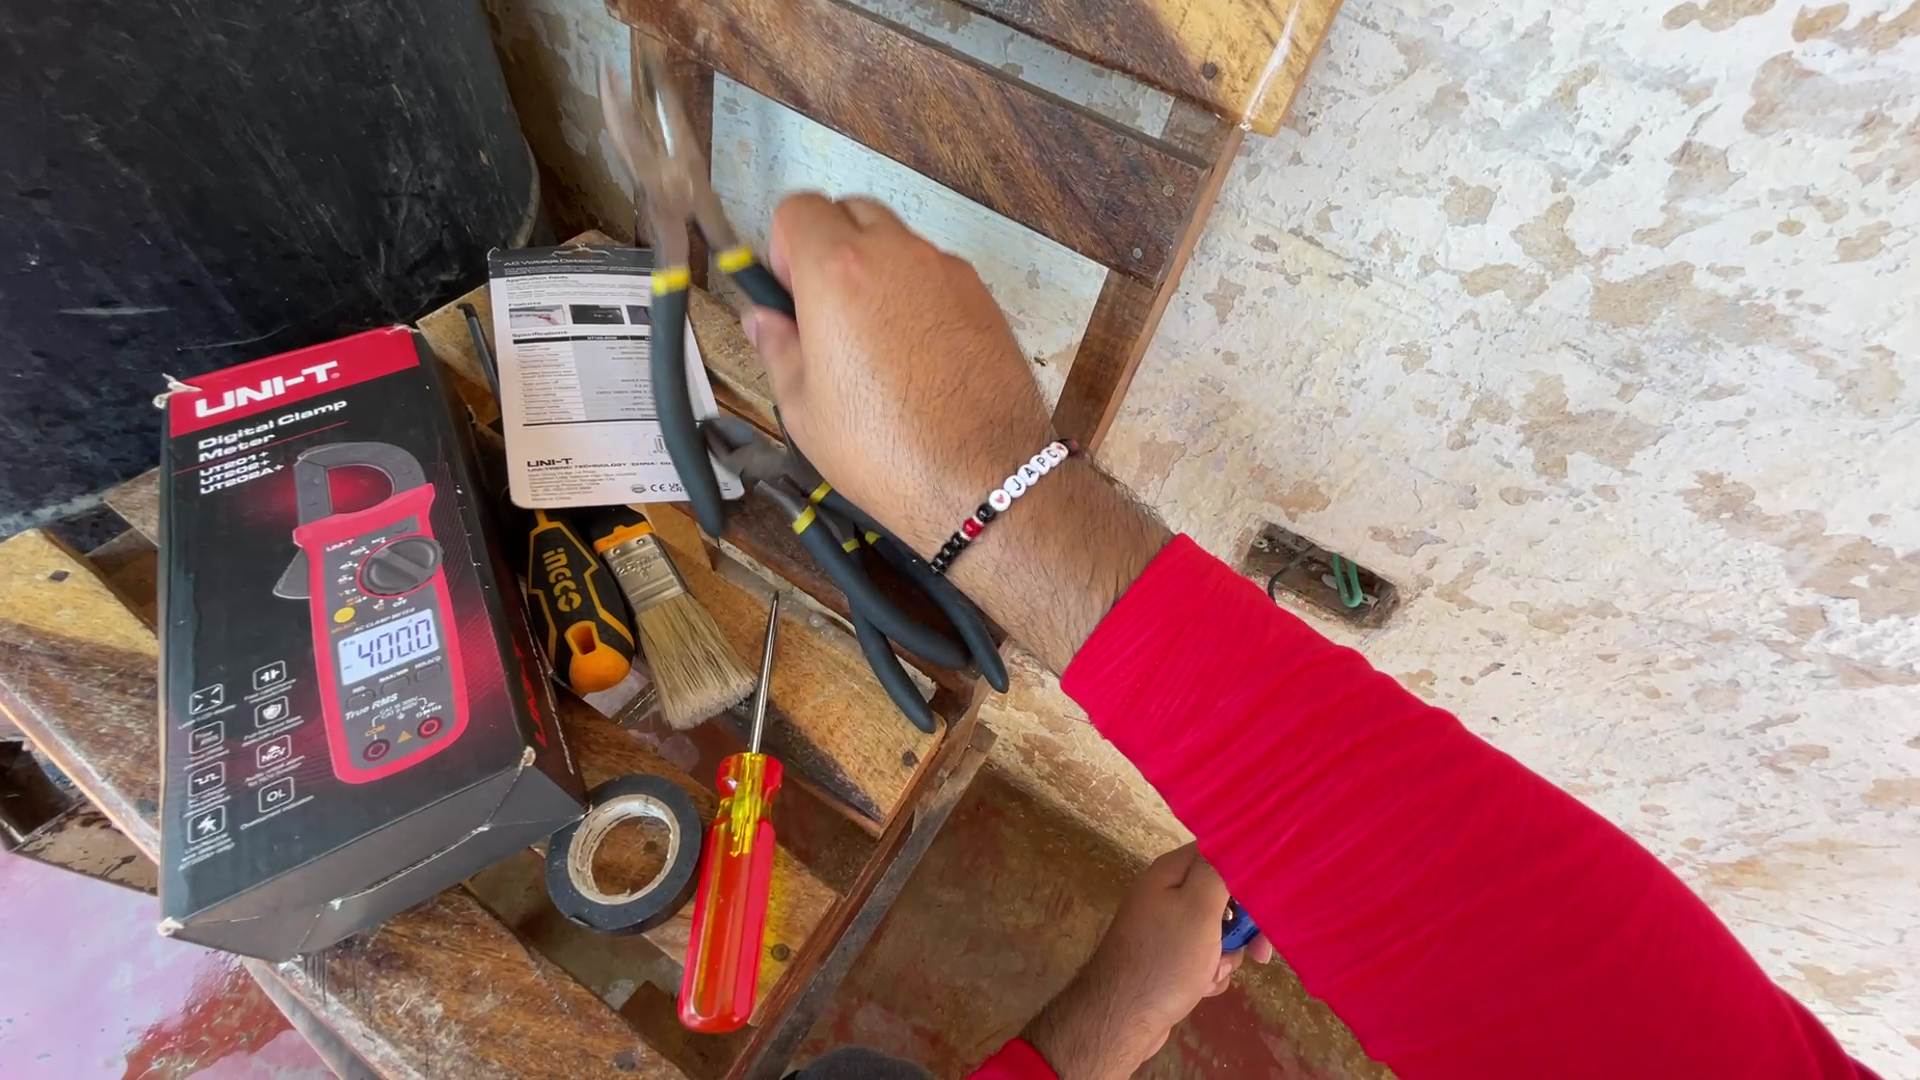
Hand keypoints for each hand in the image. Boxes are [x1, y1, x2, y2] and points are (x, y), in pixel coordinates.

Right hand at [749, 193, 1053, 556]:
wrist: (982, 479)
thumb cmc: (883, 451)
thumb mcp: (805, 410)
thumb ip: (778, 348)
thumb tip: (762, 319)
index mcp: (839, 271)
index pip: (799, 208)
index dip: (786, 248)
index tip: (792, 295)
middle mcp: (898, 255)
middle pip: (852, 212)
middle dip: (832, 248)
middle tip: (830, 314)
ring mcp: (949, 273)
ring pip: (900, 243)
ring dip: (878, 271)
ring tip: (879, 341)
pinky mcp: (985, 299)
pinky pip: (938, 276)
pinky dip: (919, 295)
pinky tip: (922, 355)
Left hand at [1023, 845, 1271, 1078]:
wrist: (1124, 1015)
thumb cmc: (1165, 956)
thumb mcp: (1198, 907)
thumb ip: (1218, 872)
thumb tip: (1234, 841)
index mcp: (1171, 870)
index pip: (1218, 854)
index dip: (1246, 876)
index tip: (1268, 904)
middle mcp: (1166, 891)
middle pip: (1221, 895)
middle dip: (1240, 927)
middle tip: (1258, 954)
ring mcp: (1165, 924)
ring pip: (1215, 930)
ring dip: (1224, 955)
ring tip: (1211, 972)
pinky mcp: (1167, 955)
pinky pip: (1202, 955)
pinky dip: (1208, 972)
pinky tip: (1200, 987)